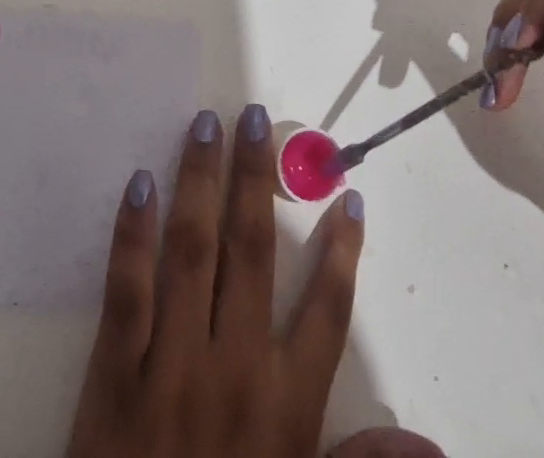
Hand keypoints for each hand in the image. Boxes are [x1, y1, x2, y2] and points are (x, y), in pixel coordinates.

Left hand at [66, 106, 366, 457]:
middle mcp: (233, 367)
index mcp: (285, 403)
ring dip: (202, 183)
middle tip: (257, 118)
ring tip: (208, 126)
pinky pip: (125, 289)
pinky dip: (133, 233)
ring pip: (192, 253)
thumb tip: (431, 445)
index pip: (326, 308)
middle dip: (258, 179)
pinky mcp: (112, 369)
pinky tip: (140, 183)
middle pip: (253, 252)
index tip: (348, 195)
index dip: (341, 249)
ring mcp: (169, 362)